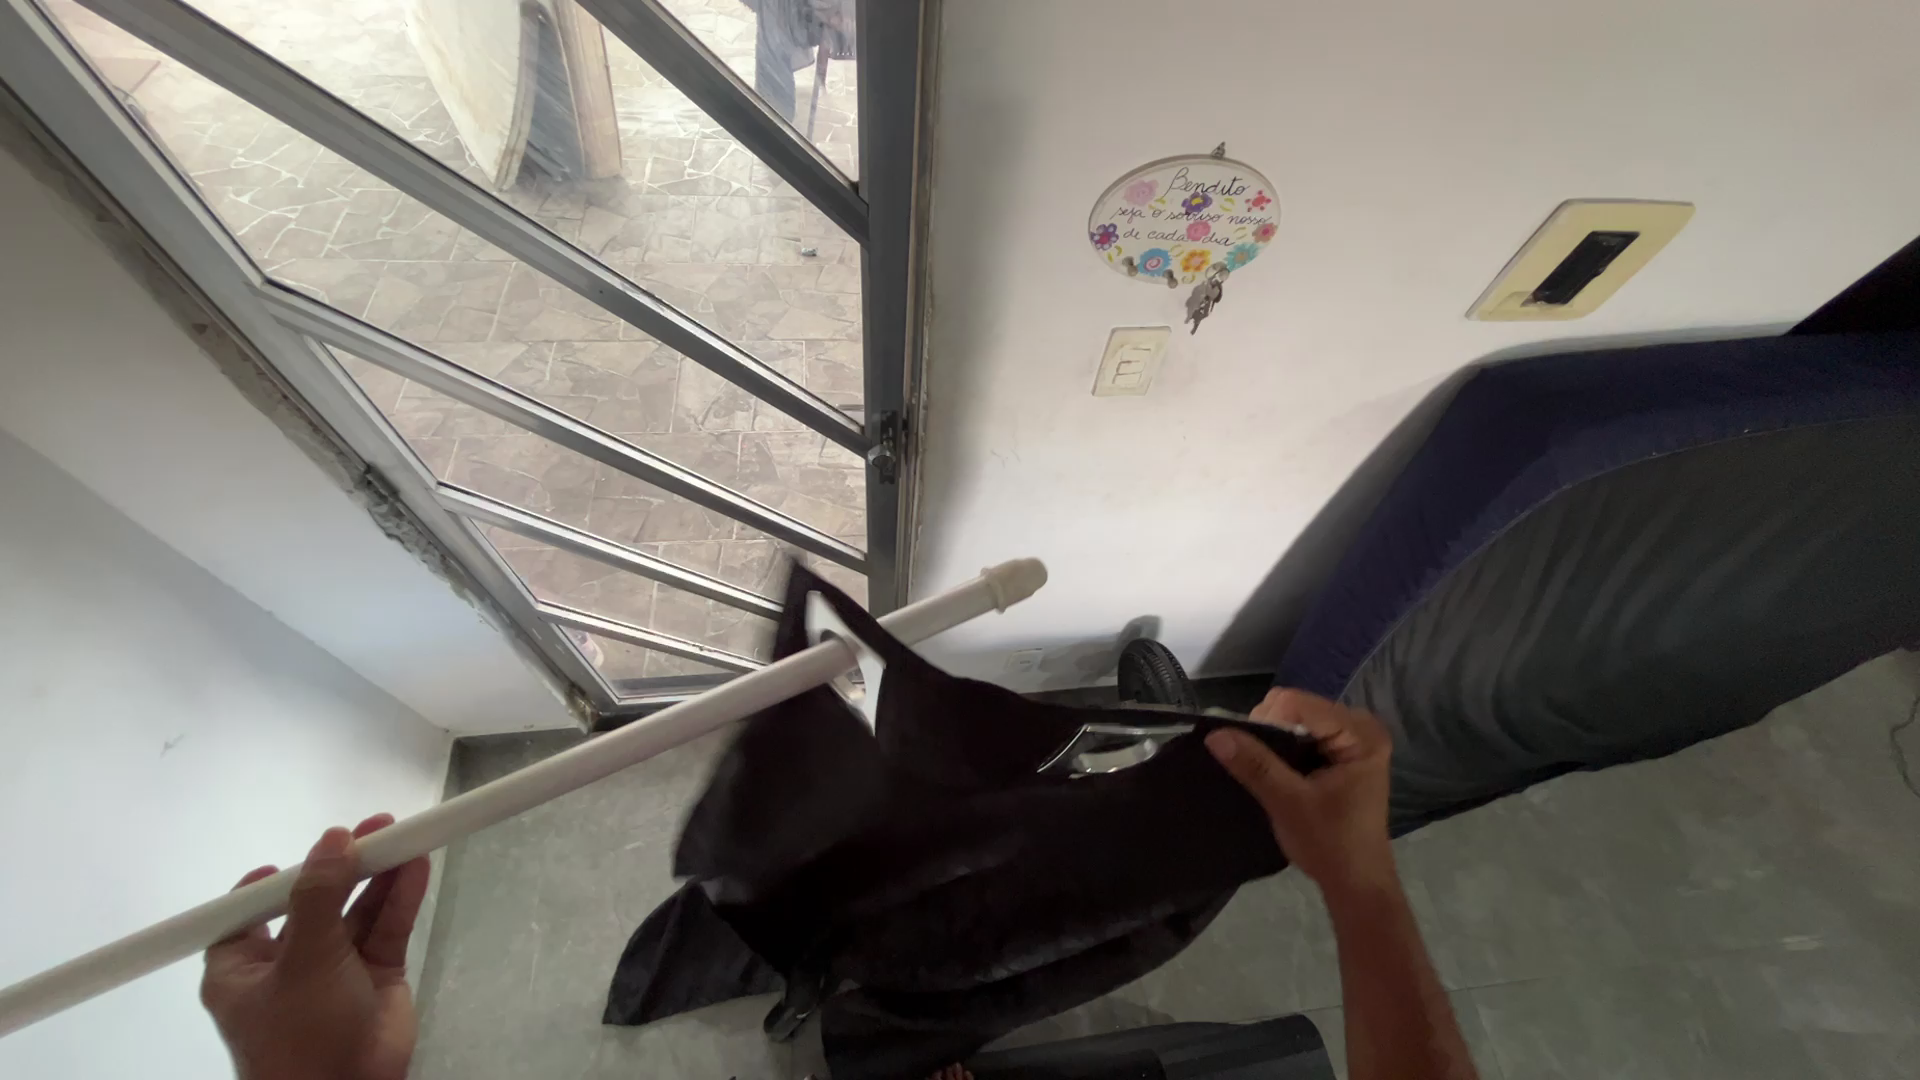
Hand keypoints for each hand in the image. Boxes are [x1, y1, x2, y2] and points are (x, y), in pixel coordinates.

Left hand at [201, 815, 429, 1079]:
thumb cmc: (300, 1030)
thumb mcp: (304, 960)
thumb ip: (319, 896)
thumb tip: (332, 838)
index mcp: (244, 969)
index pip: (248, 916)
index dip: (272, 883)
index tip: (304, 852)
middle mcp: (291, 962)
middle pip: (319, 900)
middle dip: (346, 865)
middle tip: (376, 828)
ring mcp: (339, 964)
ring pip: (361, 907)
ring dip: (381, 874)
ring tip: (405, 836)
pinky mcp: (380, 967)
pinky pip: (390, 922)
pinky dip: (403, 893)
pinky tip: (417, 865)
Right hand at [1206, 690, 1395, 894]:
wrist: (1356, 884)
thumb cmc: (1331, 845)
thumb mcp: (1288, 803)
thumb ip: (1255, 765)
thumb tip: (1214, 734)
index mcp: (1361, 734)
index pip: (1296, 704)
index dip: (1265, 723)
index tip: (1255, 758)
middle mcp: (1360, 726)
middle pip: (1294, 706)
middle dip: (1268, 730)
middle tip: (1263, 769)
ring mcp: (1351, 736)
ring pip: (1292, 716)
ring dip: (1272, 739)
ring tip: (1268, 771)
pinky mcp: (1339, 748)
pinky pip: (1298, 729)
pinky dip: (1280, 745)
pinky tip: (1277, 769)